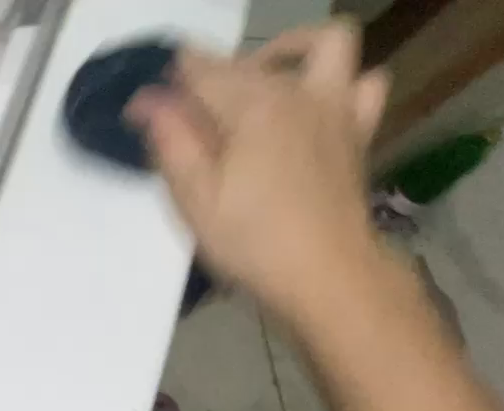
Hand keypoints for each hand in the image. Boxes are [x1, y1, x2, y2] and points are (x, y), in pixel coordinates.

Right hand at [125, 20, 391, 324]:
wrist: (323, 270)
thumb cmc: (248, 239)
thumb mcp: (194, 196)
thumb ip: (171, 140)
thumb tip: (146, 100)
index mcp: (255, 107)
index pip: (205, 74)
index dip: (171, 81)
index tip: (142, 98)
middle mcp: (300, 93)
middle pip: (252, 62)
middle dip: (213, 73)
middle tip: (184, 107)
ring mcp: (336, 108)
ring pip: (322, 46)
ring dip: (287, 53)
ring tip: (257, 82)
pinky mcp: (356, 131)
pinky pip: (361, 83)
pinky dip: (337, 82)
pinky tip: (311, 106)